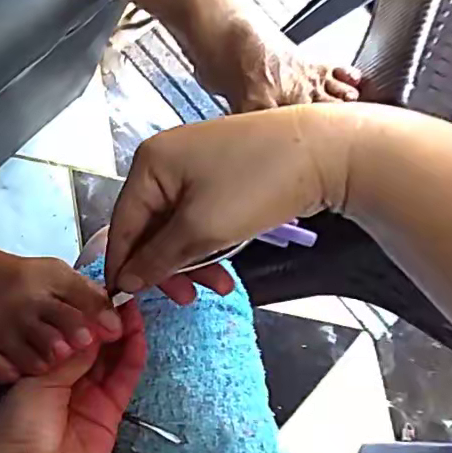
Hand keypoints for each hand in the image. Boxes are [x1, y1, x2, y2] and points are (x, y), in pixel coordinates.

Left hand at [0, 302, 147, 452]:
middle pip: (91, 343)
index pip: (66, 334)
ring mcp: (90, 395)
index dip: (81, 314)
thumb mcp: (38, 382)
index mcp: (40, 368)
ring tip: (132, 303)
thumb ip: (69, 355)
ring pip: (111, 356)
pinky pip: (124, 377)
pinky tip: (137, 332)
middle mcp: (66, 379)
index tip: (96, 289)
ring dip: (121, 331)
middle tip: (120, 290)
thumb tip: (94, 325)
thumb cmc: (21, 429)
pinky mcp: (111, 411)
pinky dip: (132, 354)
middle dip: (104, 318)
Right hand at [105, 106, 350, 304]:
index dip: (124, 266)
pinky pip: (199, 218)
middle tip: (186, 298)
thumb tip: (124, 282)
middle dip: (168, 266)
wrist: (329, 151)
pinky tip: (226, 267)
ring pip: (177, 227)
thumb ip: (157, 260)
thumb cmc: (256, 185)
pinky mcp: (220, 175)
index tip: (126, 302)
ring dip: (193, 261)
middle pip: (150, 228)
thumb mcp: (201, 230)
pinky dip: (209, 243)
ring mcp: (194, 167)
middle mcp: (165, 161)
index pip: (122, 224)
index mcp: (150, 164)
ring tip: (218, 287)